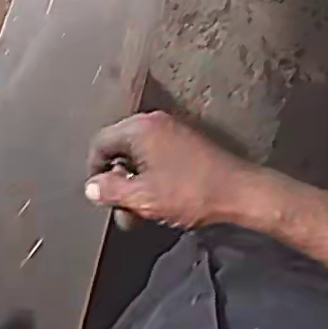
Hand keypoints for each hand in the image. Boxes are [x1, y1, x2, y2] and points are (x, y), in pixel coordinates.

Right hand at [83, 111, 263, 228]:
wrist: (236, 190)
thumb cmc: (188, 192)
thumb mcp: (143, 197)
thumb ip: (112, 191)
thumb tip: (90, 187)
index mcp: (139, 128)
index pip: (100, 143)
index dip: (95, 171)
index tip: (102, 198)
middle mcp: (152, 120)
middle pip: (117, 146)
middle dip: (116, 178)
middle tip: (124, 208)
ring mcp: (169, 127)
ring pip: (136, 151)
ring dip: (134, 178)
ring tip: (142, 207)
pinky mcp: (183, 138)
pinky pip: (154, 150)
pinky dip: (149, 171)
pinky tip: (159, 194)